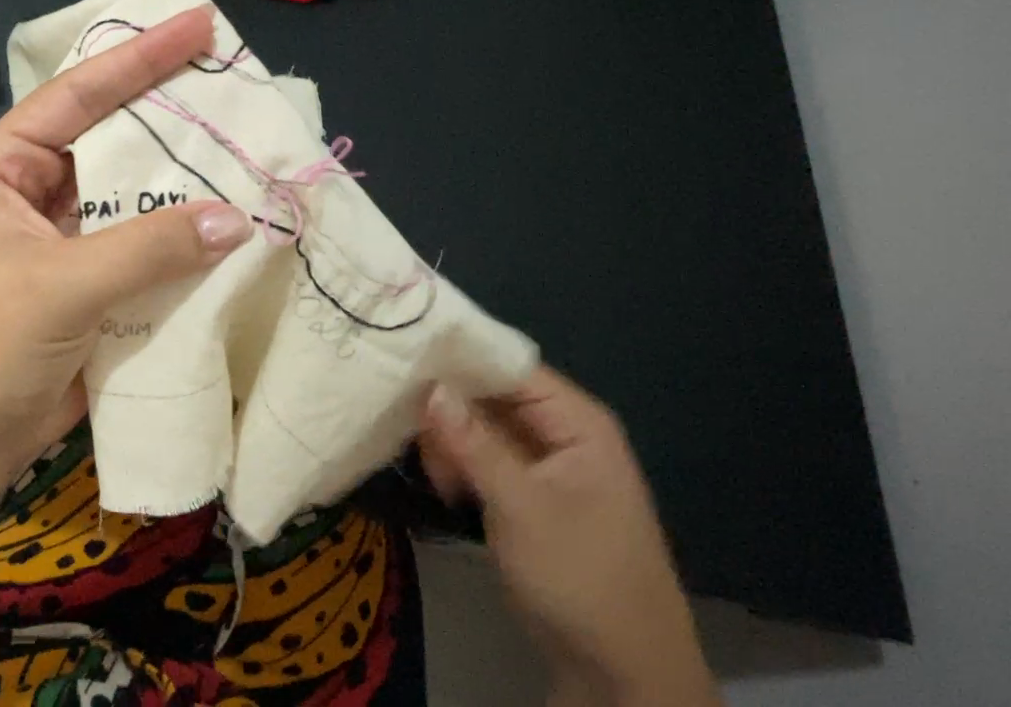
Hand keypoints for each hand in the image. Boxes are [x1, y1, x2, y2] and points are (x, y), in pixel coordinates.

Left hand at [0, 7, 253, 484]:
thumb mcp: (64, 287)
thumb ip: (149, 247)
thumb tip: (238, 216)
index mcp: (3, 167)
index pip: (76, 95)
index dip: (137, 58)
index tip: (198, 26)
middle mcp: (33, 188)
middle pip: (110, 134)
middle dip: (168, 110)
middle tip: (234, 78)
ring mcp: (65, 234)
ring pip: (132, 188)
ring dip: (182, 174)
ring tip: (249, 141)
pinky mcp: (92, 276)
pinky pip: (144, 238)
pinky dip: (183, 229)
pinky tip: (234, 214)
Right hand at [420, 368, 720, 706]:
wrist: (619, 666)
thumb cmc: (580, 575)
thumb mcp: (521, 505)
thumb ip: (473, 443)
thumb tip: (430, 388)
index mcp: (576, 422)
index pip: (508, 365)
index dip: (458, 355)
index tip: (401, 354)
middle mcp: (559, 431)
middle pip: (488, 393)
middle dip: (447, 406)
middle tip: (409, 429)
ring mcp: (541, 463)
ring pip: (478, 425)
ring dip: (448, 441)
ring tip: (436, 474)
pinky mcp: (524, 493)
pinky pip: (481, 457)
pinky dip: (457, 463)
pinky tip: (443, 486)